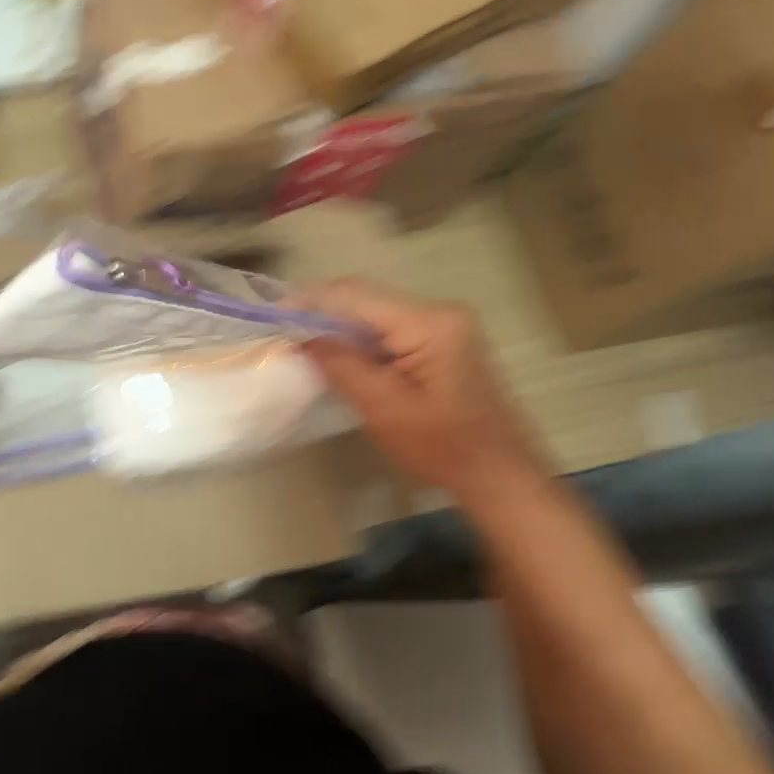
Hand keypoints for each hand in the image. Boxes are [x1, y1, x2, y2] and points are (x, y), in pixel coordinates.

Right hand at [297, 280, 547, 498]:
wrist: (501, 477)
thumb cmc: (444, 447)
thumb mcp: (384, 409)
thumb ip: (342, 366)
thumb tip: (304, 337)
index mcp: (430, 323)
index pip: (356, 296)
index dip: (311, 300)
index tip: (273, 314)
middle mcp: (439, 312)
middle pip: (366, 301)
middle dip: (322, 313)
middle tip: (282, 332)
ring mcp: (445, 327)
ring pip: (376, 316)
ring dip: (340, 328)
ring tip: (301, 344)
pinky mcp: (444, 344)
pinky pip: (391, 332)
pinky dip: (361, 342)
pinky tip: (338, 357)